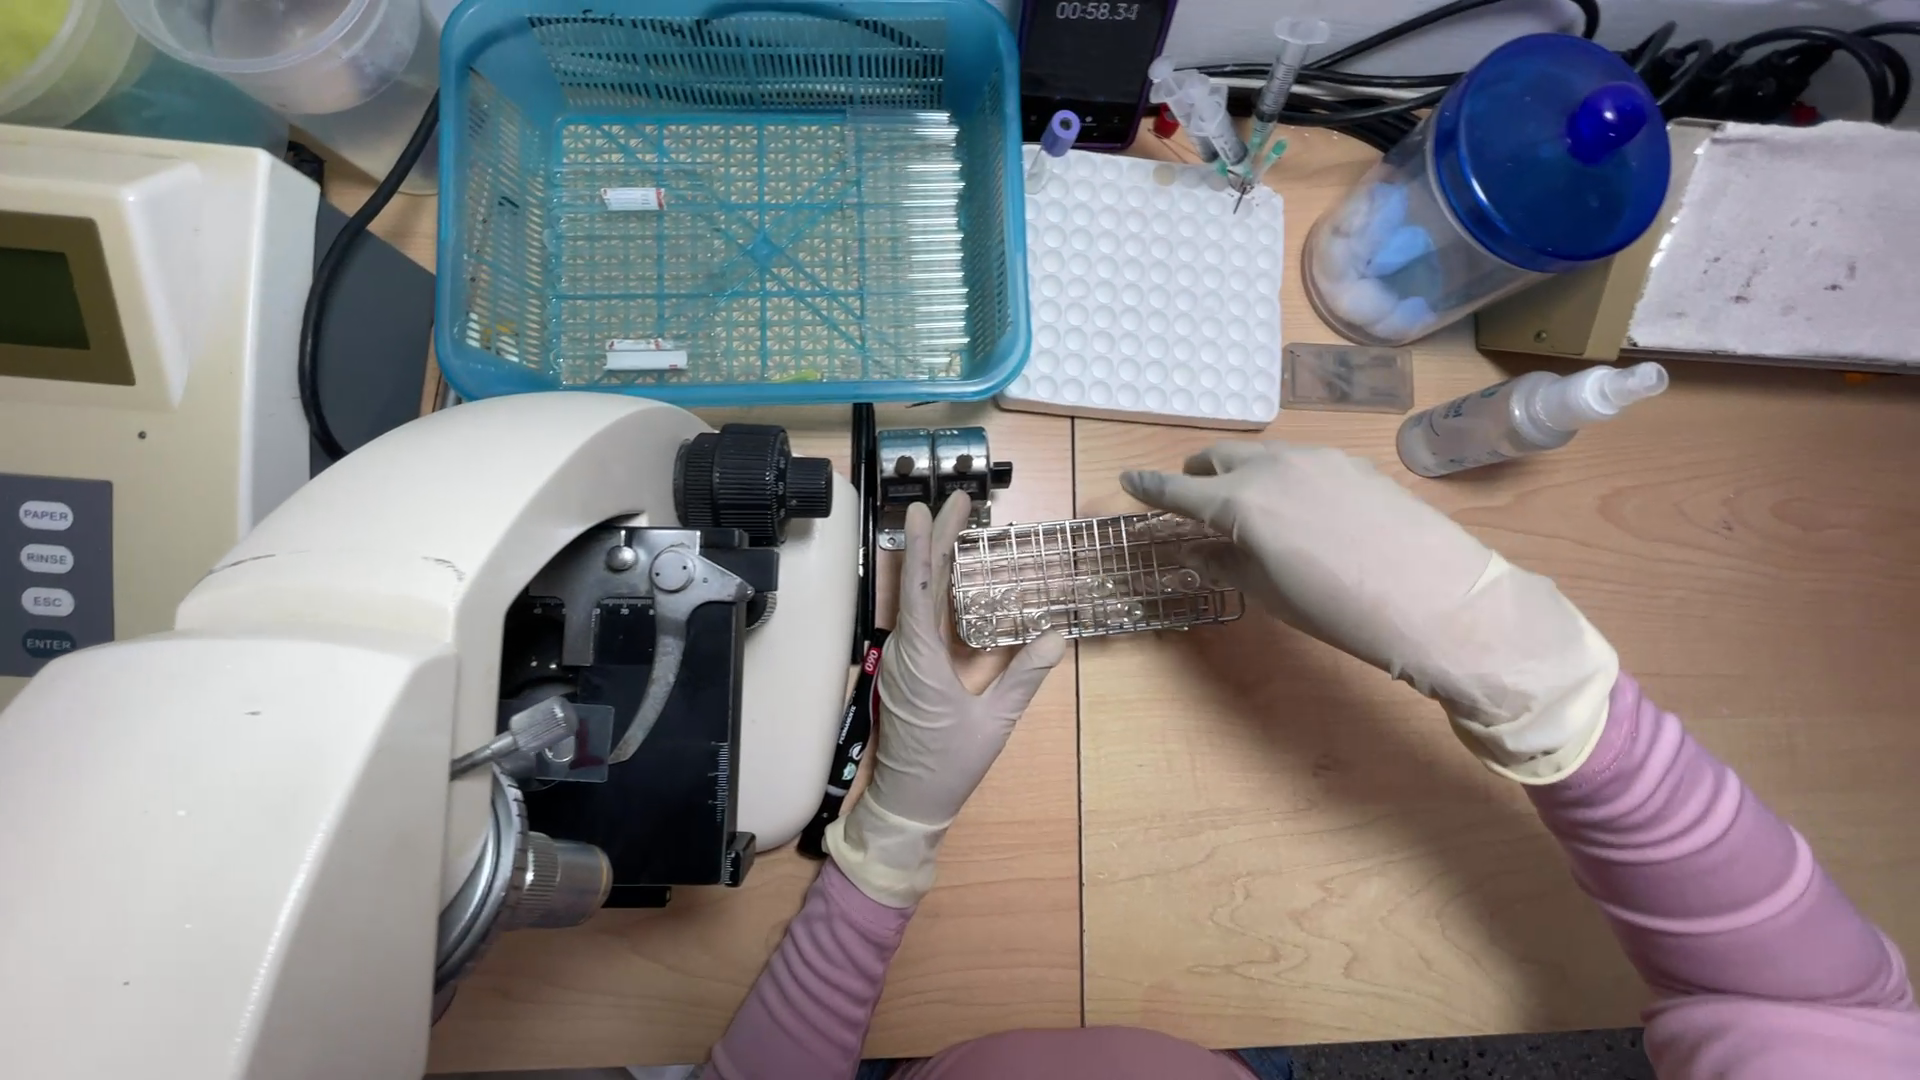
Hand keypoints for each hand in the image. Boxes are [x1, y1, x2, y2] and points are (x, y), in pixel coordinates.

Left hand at [826, 494, 1065, 905]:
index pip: (921, 589)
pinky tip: (950, 578)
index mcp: (922, 659)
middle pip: (920, 583)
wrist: (909, 803)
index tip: (925, 507)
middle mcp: (906, 650)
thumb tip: (1058, 636)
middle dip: (936, 539)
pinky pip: (919, 619)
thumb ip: (1025, 677)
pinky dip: (935, 590)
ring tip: (955, 526)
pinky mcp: (908, 668)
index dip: (923, 545)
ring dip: (934, 560)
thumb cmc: (949, 766)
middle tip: (957, 502)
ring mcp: (903, 659)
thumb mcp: (994, 722)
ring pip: (917, 598)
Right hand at [1122, 442, 1615, 782]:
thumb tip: (1197, 549)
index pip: (1177, 489)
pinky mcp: (1352, 462)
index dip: (1148, 486)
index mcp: (1240, 503)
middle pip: (1216, 457)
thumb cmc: (1338, 609)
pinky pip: (1297, 459)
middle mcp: (1272, 467)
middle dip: (1196, 473)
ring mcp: (1316, 458)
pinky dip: (1278, 474)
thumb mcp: (1268, 592)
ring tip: (1246, 501)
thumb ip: (1224, 562)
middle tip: (1191, 496)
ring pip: (1259, 453)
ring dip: (1238, 471)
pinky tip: (1298, 505)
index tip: (1127, 480)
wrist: (1439, 601)